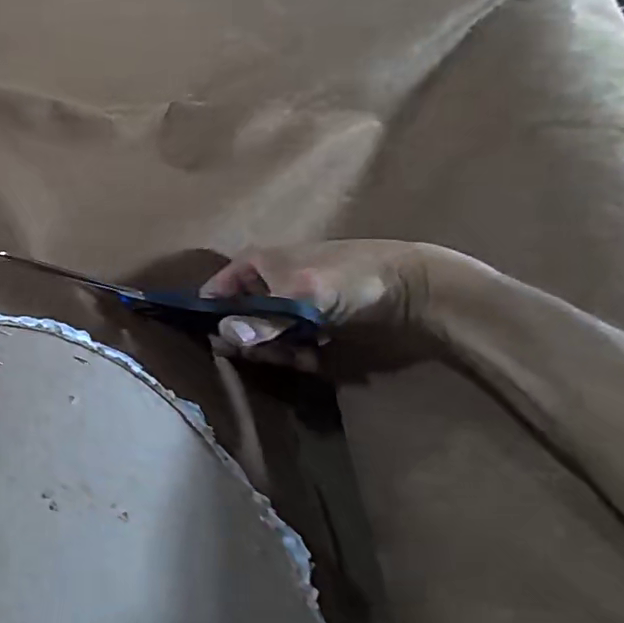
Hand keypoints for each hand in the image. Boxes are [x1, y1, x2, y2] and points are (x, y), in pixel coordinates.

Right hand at [199, 240, 444, 369]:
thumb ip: (263, 320)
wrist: (412, 286)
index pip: (213, 293)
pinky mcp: (310, 322)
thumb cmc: (347, 278)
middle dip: (253, 343)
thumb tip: (224, 339)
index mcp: (252, 264)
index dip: (210, 319)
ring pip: (264, 337)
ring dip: (278, 352)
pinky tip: (316, 357)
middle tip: (274, 354)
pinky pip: (289, 343)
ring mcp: (288, 304)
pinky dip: (298, 354)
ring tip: (304, 356)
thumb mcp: (301, 297)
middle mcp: (264, 283)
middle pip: (238, 321)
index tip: (222, 347)